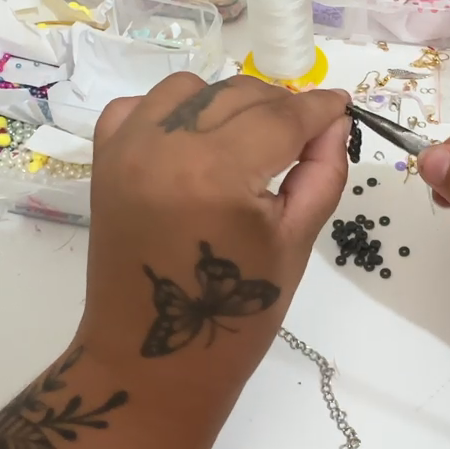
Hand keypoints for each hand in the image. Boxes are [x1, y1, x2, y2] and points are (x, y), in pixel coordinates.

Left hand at [84, 74, 349, 375]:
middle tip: (307, 134)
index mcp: (217, 174)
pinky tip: (196, 140)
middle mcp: (165, 146)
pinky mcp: (106, 160)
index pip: (282, 118)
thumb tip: (335, 123)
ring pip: (193, 88)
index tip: (343, 106)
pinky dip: (176, 110)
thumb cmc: (237, 318)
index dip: (320, 109)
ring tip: (251, 140)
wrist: (154, 360)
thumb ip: (322, 173)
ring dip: (231, 101)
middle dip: (283, 107)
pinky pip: (143, 105)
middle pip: (240, 94)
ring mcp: (128, 149)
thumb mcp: (296, 242)